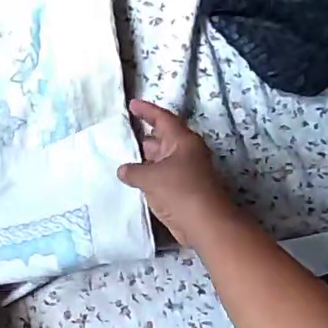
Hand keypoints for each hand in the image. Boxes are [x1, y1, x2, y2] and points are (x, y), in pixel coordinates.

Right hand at [117, 100, 238, 247]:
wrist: (205, 223)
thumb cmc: (180, 191)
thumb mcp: (150, 177)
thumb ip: (132, 171)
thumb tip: (123, 170)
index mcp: (182, 141)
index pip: (163, 119)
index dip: (146, 111)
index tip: (131, 105)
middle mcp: (186, 153)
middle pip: (162, 139)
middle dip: (143, 137)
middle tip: (122, 135)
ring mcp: (186, 172)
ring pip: (161, 159)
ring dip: (144, 160)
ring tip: (122, 158)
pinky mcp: (183, 190)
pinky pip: (161, 176)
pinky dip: (148, 176)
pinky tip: (133, 181)